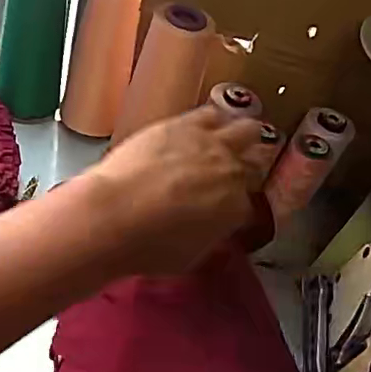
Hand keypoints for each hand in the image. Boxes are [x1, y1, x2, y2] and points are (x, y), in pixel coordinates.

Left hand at [79, 105, 265, 275]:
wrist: (114, 215)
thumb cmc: (147, 246)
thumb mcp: (189, 258)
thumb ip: (208, 240)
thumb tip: (210, 233)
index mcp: (236, 209)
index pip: (251, 204)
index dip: (239, 205)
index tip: (228, 207)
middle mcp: (232, 173)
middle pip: (256, 161)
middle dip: (249, 167)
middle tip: (235, 172)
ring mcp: (210, 144)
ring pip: (246, 129)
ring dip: (242, 136)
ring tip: (229, 142)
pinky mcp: (184, 123)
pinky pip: (212, 113)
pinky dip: (214, 120)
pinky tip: (204, 125)